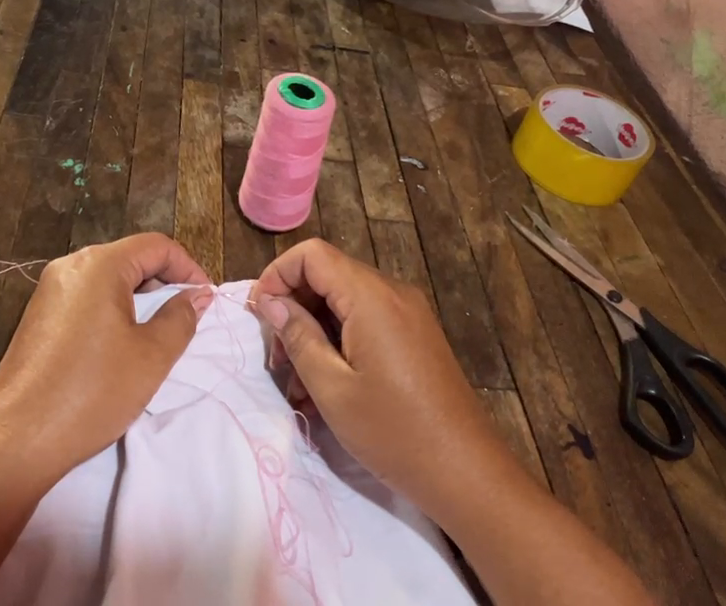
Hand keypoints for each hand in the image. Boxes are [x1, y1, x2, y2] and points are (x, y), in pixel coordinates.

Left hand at [0, 233, 212, 476]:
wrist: (17, 440)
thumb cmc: (92, 392)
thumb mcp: (151, 357)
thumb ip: (181, 318)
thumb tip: (195, 296)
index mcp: (98, 265)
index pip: (156, 246)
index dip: (188, 269)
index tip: (206, 301)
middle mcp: (70, 266)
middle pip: (130, 258)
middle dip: (164, 283)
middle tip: (188, 319)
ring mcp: (49, 291)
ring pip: (108, 280)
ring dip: (140, 300)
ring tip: (159, 336)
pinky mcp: (38, 317)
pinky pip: (86, 300)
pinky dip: (113, 313)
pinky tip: (122, 348)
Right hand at [251, 238, 500, 513]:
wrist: (467, 472)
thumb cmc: (394, 432)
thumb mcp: (332, 389)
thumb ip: (298, 337)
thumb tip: (270, 301)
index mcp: (371, 297)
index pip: (312, 254)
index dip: (277, 275)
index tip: (258, 316)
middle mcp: (392, 292)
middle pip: (327, 275)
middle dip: (293, 309)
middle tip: (276, 360)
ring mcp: (408, 313)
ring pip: (344, 301)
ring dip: (314, 331)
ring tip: (297, 384)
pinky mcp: (415, 335)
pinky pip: (365, 320)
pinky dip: (339, 341)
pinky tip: (327, 387)